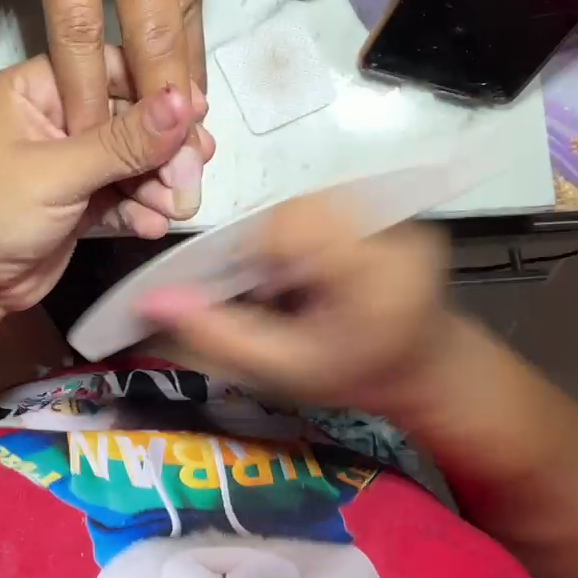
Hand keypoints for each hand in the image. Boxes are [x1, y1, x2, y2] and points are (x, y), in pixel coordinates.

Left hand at [0, 49, 213, 320]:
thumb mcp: (57, 172)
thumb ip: (124, 140)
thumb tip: (184, 101)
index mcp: (34, 89)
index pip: (107, 68)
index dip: (155, 90)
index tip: (198, 113)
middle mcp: (52, 117)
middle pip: (126, 117)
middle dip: (161, 148)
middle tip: (192, 174)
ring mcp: (65, 162)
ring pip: (128, 160)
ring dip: (155, 183)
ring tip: (177, 207)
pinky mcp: (75, 201)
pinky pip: (118, 193)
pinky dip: (138, 207)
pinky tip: (152, 225)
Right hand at [135, 196, 455, 418]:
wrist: (428, 369)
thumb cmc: (355, 376)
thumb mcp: (282, 368)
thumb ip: (216, 334)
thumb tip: (150, 300)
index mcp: (370, 271)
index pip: (290, 225)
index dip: (259, 253)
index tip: (264, 292)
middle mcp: (391, 229)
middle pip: (296, 207)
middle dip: (272, 246)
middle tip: (279, 290)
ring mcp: (398, 215)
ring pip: (308, 200)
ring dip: (288, 239)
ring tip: (300, 281)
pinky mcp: (394, 209)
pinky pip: (328, 202)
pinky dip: (309, 231)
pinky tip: (320, 267)